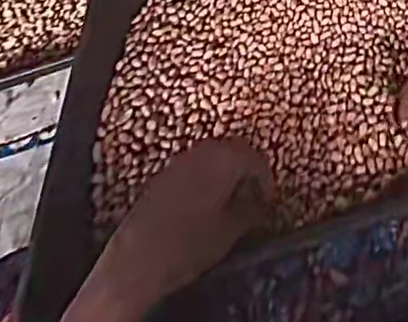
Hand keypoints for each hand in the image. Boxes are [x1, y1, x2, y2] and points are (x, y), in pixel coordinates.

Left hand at [66, 138, 272, 321]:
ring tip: (232, 199)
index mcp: (225, 158)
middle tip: (254, 195)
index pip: (256, 159)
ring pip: (215, 155)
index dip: (266, 179)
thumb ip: (250, 210)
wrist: (138, 257)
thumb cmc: (189, 243)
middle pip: (236, 150)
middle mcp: (204, 149)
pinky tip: (207, 202)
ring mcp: (183, 158)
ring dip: (227, 171)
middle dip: (248, 170)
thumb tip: (260, 204)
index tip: (268, 199)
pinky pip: (197, 164)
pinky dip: (208, 176)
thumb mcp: (229, 231)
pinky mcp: (167, 171)